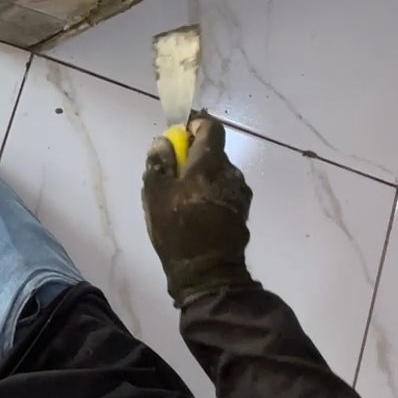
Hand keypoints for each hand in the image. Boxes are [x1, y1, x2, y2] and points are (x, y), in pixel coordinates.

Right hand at [142, 113, 254, 306]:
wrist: (207, 272)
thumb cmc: (177, 228)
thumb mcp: (155, 193)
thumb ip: (159, 162)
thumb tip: (163, 142)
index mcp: (210, 163)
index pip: (211, 127)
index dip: (195, 125)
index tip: (179, 138)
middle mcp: (231, 172)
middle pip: (213, 152)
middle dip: (193, 157)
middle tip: (172, 175)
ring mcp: (240, 193)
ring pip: (219, 173)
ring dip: (203, 177)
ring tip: (182, 198)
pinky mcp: (242, 211)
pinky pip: (224, 191)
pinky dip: (211, 193)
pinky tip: (196, 212)